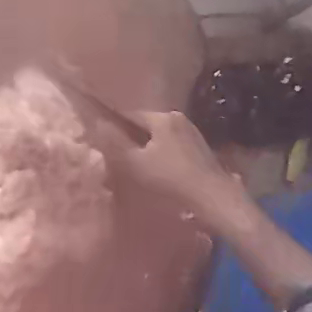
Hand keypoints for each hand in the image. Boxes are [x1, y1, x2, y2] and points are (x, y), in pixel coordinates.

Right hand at [96, 110, 248, 226]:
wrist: (213, 197)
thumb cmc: (170, 178)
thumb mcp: (135, 163)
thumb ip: (114, 143)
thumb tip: (97, 123)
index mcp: (162, 117)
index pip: (130, 114)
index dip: (114, 123)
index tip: (102, 135)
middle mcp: (178, 117)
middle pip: (146, 124)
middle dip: (132, 136)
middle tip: (119, 153)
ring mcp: (192, 131)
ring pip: (160, 134)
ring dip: (148, 145)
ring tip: (137, 162)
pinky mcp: (200, 146)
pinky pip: (172, 143)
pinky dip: (162, 151)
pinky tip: (159, 168)